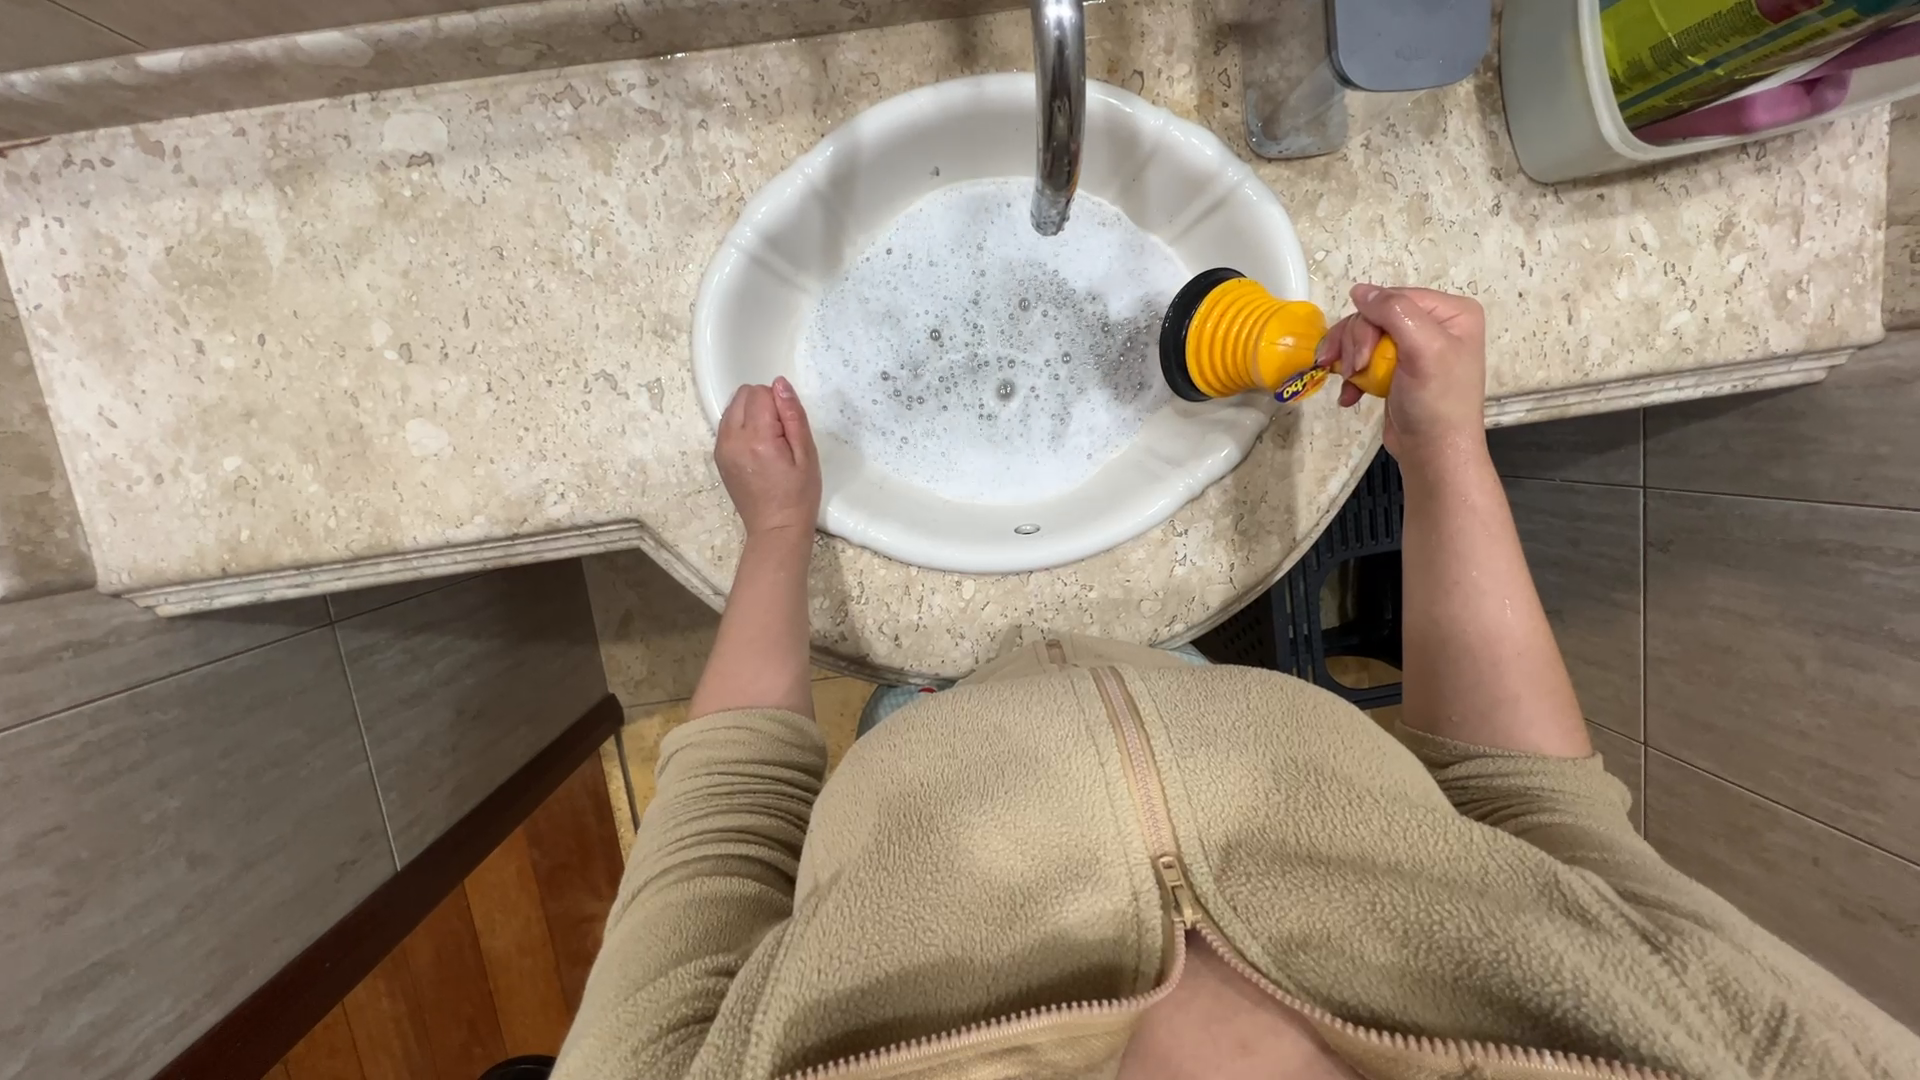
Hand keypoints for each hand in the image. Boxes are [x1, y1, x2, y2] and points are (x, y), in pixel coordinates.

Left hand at [715, 376, 821, 537]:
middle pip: (743, 395)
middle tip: (782, 435)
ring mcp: (721, 448)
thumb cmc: (798, 495)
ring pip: (734, 407)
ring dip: (753, 414)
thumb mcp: (806, 454)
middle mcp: (732, 439)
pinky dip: (743, 426)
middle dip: (764, 405)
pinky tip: (759, 449)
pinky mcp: (719, 455)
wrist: (776, 529)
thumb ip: (793, 416)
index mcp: (756, 438)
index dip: (780, 405)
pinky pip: (728, 424)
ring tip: (770, 443)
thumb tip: (780, 383)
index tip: (790, 430)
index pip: (761, 393)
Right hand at [1319, 285, 1486, 461]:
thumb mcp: (1423, 349)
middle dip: (1355, 343)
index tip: (1359, 358)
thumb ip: (1394, 313)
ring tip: (1346, 382)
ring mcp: (1412, 349)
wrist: (1433, 451)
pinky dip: (1350, 378)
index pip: (1393, 299)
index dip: (1367, 323)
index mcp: (1451, 312)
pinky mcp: (1394, 371)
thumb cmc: (1436, 401)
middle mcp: (1433, 325)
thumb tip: (1358, 290)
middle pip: (1374, 317)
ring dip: (1347, 360)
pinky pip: (1361, 361)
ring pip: (1362, 338)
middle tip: (1351, 370)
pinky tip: (1349, 396)